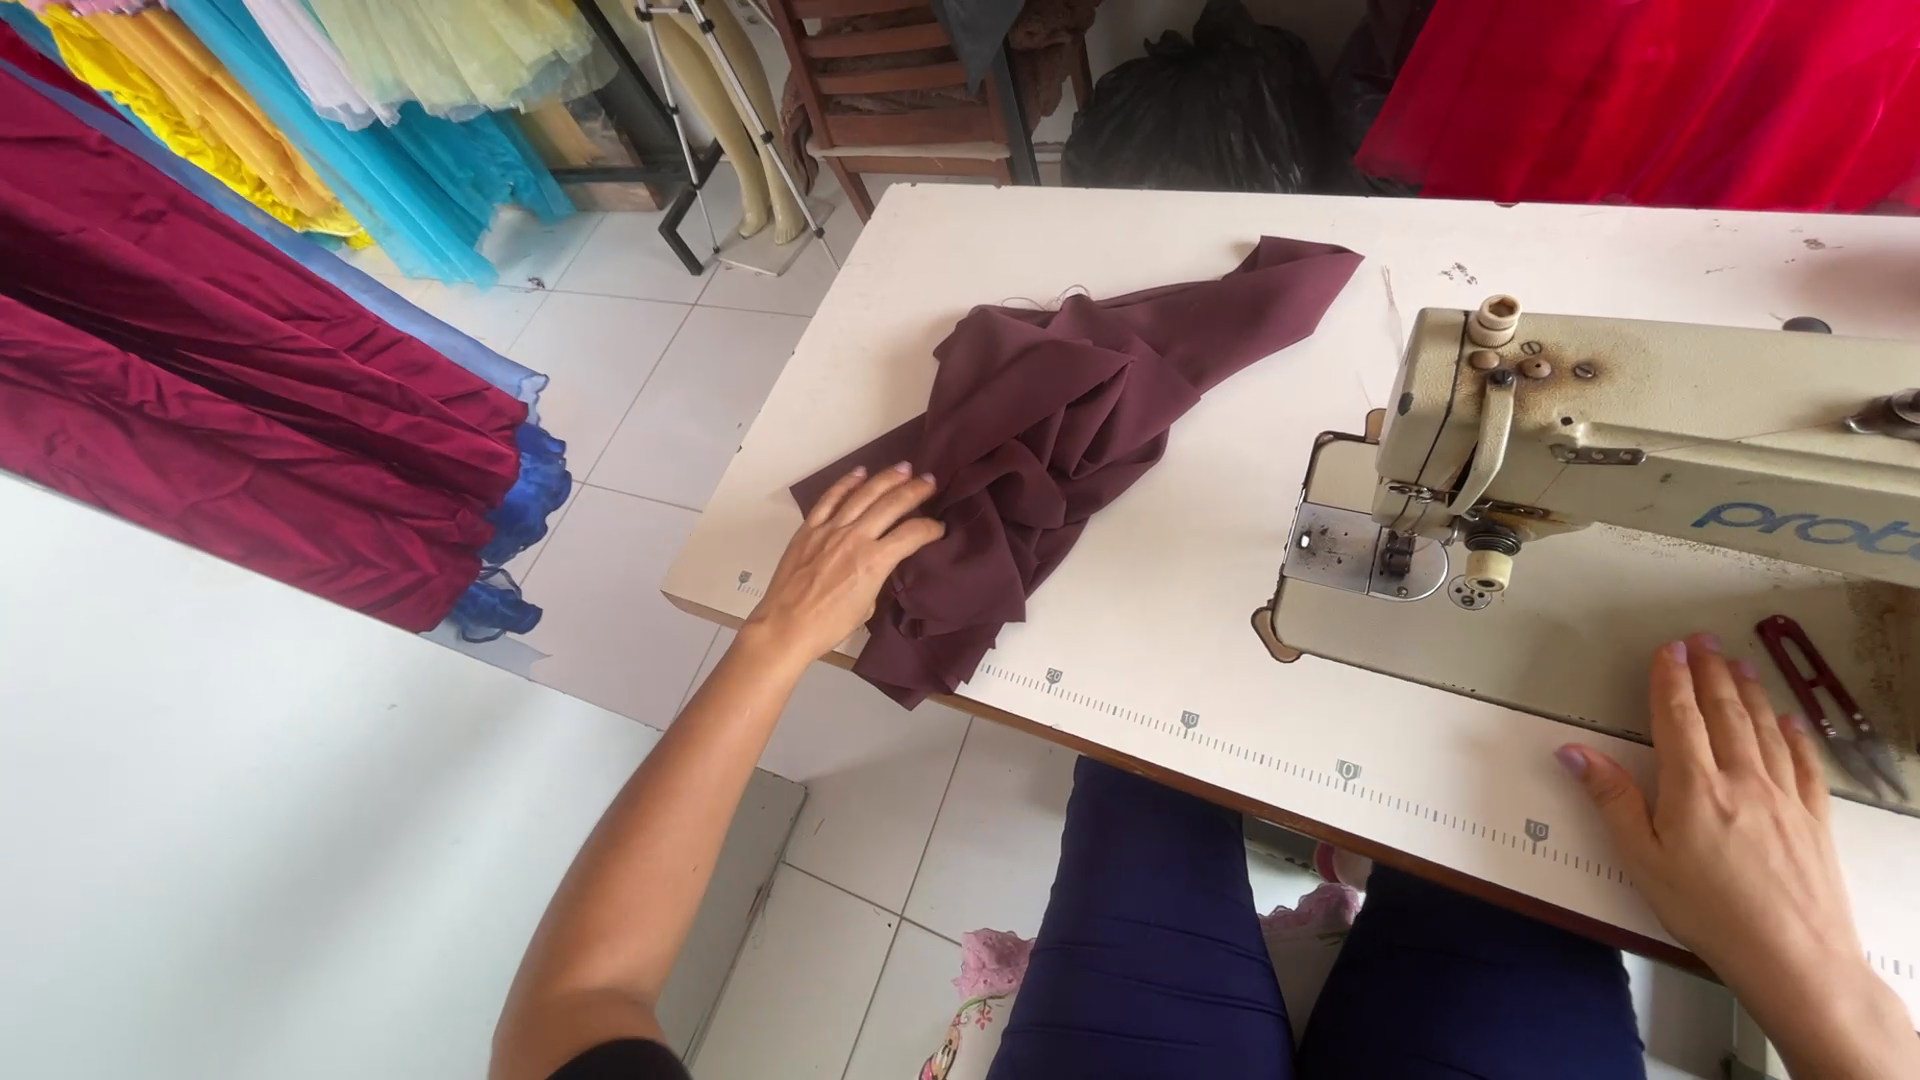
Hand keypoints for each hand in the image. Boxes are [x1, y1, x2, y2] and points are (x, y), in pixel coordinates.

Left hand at [739, 462, 943, 671]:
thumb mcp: (867, 605)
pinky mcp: (809, 528)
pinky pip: (830, 499)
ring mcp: (830, 529)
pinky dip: (846, 483)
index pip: (912, 534)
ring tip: (904, 468)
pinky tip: (860, 473)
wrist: (786, 626)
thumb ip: (877, 576)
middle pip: (892, 504)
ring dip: (886, 478)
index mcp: (875, 561)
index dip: (930, 528)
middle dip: (915, 491)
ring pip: (864, 494)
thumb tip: (880, 562)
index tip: (938, 527)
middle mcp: (855, 538)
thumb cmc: (829, 625)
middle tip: (929, 482)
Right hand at [1560, 633, 1918, 1077]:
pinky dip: (1795, 736)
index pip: (1679, 719)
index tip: (1668, 650)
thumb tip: (1574, 751)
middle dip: (1711, 673)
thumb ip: (1611, 798)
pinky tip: (1790, 719)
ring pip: (1766, 732)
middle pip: (1725, 715)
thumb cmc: (1707, 909)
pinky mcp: (1814, 822)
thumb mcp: (1641, 856)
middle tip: (1704, 641)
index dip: (1671, 680)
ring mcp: (1785, 800)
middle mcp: (1744, 783)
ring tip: (1740, 665)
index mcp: (1696, 788)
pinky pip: (1805, 765)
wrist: (1797, 961)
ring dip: (1750, 693)